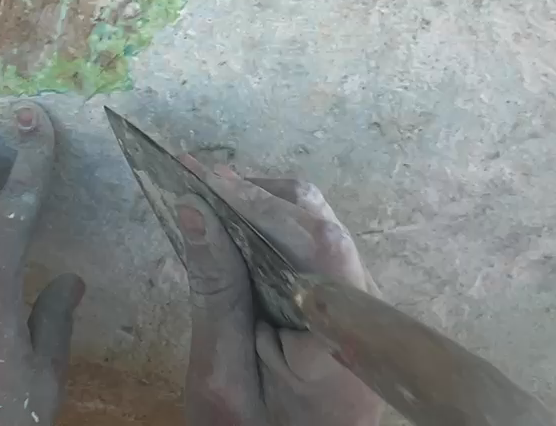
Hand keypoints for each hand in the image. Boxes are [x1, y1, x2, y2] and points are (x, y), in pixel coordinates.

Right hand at [176, 160, 384, 425]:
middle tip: (193, 179)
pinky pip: (311, 243)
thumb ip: (214, 294)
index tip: (202, 177)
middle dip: (254, 194)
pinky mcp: (344, 301)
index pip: (314, 245)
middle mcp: (362, 314)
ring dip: (262, 203)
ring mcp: (359, 305)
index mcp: (338, 342)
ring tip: (209, 197)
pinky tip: (233, 225)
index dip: (259, 201)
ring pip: (318, 224)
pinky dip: (269, 223)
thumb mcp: (220, 377)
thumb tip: (193, 207)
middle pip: (319, 223)